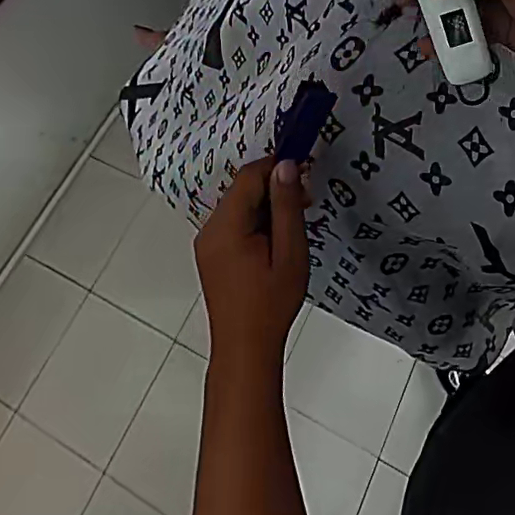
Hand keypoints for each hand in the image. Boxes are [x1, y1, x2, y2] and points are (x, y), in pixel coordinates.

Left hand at [194, 157, 310, 366]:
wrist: (246, 348)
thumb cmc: (271, 303)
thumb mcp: (290, 251)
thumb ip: (286, 206)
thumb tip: (285, 165)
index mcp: (226, 227)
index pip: (249, 176)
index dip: (277, 166)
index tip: (306, 169)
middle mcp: (210, 230)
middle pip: (243, 189)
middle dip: (275, 187)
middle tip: (306, 201)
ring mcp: (208, 242)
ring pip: (240, 205)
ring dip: (268, 205)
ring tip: (295, 224)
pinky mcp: (212, 253)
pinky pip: (235, 222)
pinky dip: (258, 220)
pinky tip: (278, 238)